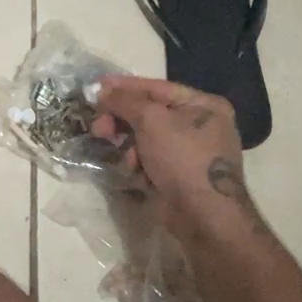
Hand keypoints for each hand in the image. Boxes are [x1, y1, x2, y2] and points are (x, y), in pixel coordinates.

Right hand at [91, 76, 261, 242]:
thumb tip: (102, 90)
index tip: (97, 85)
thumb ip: (124, 101)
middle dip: (122, 120)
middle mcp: (201, 126)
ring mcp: (191, 153)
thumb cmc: (182, 158)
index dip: (125, 86)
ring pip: (146, 138)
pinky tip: (136, 173)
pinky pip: (151, 159)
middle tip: (99, 126)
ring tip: (125, 158)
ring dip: (130, 146)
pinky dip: (139, 164)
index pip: (157, 88)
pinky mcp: (179, 175)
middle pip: (149, 114)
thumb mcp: (151, 120)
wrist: (203, 216)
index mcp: (204, 106)